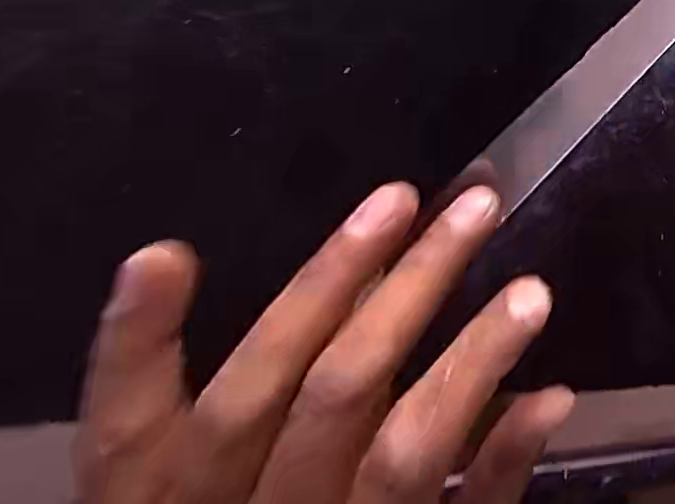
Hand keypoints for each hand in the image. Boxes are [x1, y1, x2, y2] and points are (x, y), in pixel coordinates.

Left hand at [74, 183, 573, 503]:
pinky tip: (163, 253)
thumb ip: (494, 486)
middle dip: (418, 283)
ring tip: (394, 199)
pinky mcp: (123, 493)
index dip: (474, 365)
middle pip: (338, 390)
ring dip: (326, 278)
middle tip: (480, 206)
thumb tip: (555, 397)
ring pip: (250, 385)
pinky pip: (119, 420)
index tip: (533, 291)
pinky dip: (135, 340)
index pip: (415, 446)